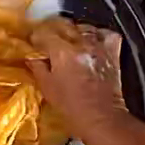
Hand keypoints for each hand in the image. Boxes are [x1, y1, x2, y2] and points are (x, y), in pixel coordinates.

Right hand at [28, 20, 140, 141]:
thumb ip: (37, 67)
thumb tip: (32, 56)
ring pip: (83, 26)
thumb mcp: (47, 88)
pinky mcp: (112, 53)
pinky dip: (98, 34)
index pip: (44, 33)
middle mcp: (80, 44)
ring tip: (69, 40)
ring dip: (74, 31)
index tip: (33, 43)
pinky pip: (106, 34)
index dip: (36, 37)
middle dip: (52, 30)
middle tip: (47, 40)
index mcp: (61, 51)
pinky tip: (92, 40)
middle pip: (63, 25)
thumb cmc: (71, 108)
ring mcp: (98, 47)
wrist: (101, 119)